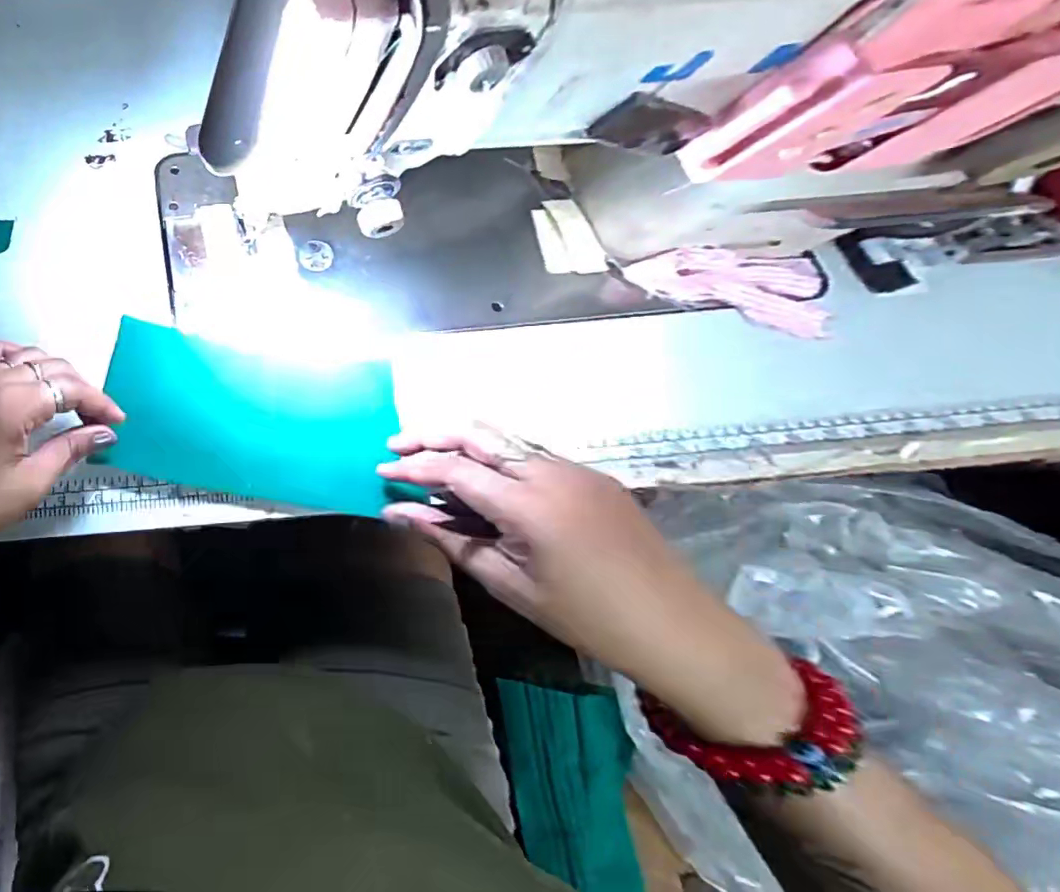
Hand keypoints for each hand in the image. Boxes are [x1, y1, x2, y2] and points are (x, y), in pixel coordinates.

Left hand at [0, 341, 124, 598]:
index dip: (99, 403)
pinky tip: (24, 368)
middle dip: (82, 389)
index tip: (118, 423)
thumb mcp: (30, 483)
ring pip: (25, 357)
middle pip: (52, 368)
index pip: (69, 389)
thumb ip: (70, 449)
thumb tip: (105, 433)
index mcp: (12, 403)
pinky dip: (11, 355)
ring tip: (72, 400)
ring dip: (54, 374)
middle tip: (100, 418)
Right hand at [378, 430, 801, 745]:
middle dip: (432, 436)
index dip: (413, 467)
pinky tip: (484, 476)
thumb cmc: (586, 617)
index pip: (454, 468)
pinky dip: (497, 454)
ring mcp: (574, 468)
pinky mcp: (591, 474)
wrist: (677, 626)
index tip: (382, 473)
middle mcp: (548, 471)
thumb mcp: (510, 584)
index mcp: (526, 503)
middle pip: (477, 434)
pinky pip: (532, 452)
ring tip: (431, 454)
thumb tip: (400, 515)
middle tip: (397, 448)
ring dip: (464, 440)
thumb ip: (452, 541)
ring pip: (506, 436)